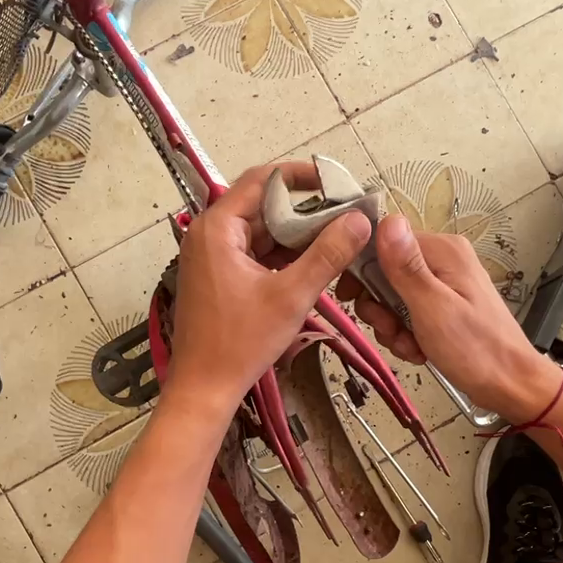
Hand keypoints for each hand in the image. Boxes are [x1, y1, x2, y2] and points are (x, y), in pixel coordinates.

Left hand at [167, 161, 371, 409]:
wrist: (203, 387)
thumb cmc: (241, 342)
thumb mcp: (292, 296)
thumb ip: (327, 254)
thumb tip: (359, 220)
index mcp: (218, 228)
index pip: (262, 179)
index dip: (301, 176)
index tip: (336, 183)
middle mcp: (208, 234)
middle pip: (262, 205)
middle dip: (304, 210)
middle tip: (344, 216)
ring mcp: (210, 256)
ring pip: (260, 231)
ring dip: (295, 235)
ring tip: (336, 240)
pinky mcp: (216, 276)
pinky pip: (252, 253)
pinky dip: (280, 255)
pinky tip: (311, 266)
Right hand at [340, 215, 555, 422]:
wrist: (508, 385)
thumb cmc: (476, 349)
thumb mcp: (432, 308)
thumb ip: (406, 267)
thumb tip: (386, 222)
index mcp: (443, 251)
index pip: (384, 241)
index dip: (363, 270)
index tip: (355, 299)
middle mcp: (443, 261)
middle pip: (386, 272)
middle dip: (381, 307)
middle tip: (391, 330)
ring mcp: (444, 285)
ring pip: (394, 298)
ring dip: (393, 327)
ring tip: (410, 345)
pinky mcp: (443, 307)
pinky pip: (408, 315)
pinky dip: (406, 335)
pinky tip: (418, 350)